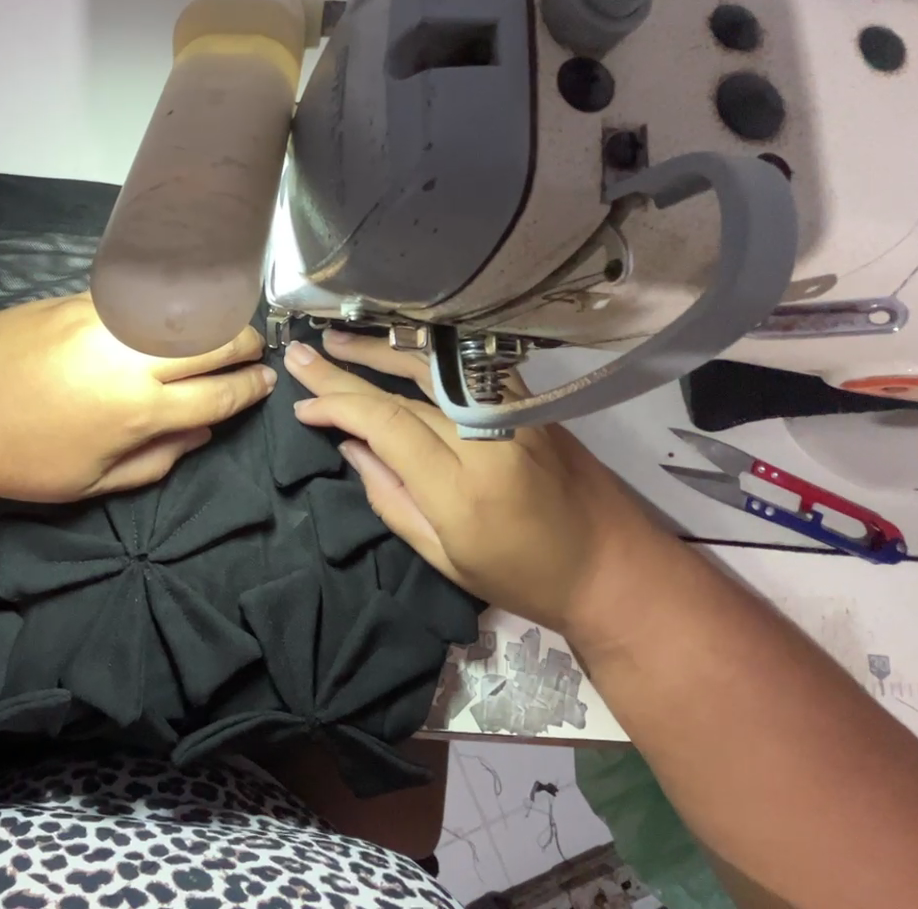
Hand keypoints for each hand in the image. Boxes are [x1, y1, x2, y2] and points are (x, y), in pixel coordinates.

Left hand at [0, 293, 275, 504]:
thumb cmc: (18, 461)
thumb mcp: (91, 482)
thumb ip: (156, 459)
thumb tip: (203, 432)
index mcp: (140, 412)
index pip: (221, 394)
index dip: (252, 389)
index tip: (267, 382)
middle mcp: (133, 358)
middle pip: (216, 341)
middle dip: (245, 346)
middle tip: (251, 352)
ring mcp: (105, 320)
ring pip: (184, 309)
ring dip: (214, 318)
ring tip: (220, 328)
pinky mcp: (78, 299)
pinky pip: (141, 295)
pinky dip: (168, 301)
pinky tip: (172, 307)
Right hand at [282, 330, 664, 633]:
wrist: (617, 571)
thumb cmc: (524, 578)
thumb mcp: (444, 557)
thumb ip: (391, 498)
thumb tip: (352, 447)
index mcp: (461, 485)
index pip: (385, 423)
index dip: (337, 407)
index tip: (302, 408)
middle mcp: (487, 437)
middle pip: (402, 390)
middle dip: (343, 371)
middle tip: (300, 354)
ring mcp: (514, 414)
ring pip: (435, 368)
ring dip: (382, 349)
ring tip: (339, 339)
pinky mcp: (529, 406)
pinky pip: (465, 370)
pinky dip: (425, 354)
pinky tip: (399, 345)